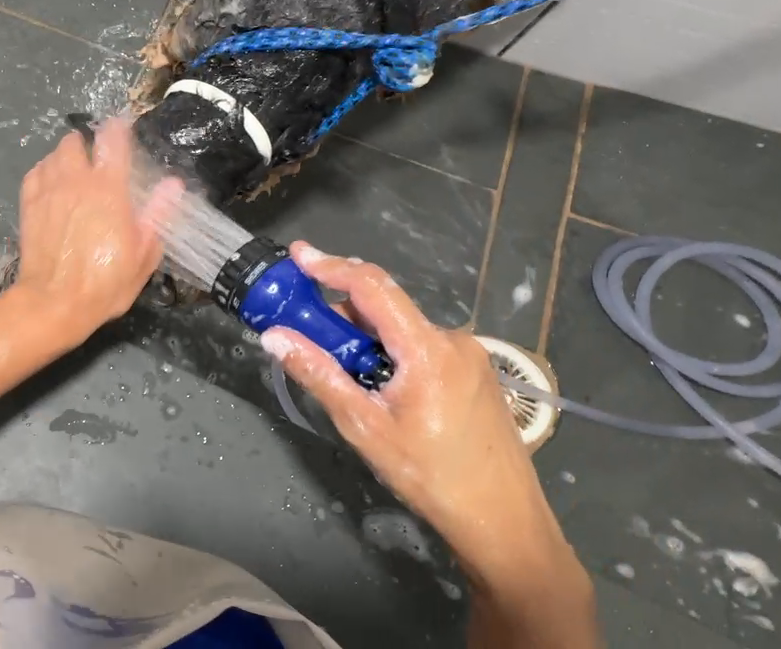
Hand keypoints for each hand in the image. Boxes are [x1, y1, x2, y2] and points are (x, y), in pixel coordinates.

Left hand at [5, 118, 181, 344]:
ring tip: (74, 171)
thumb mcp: (143, 254)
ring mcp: (47, 190)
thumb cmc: (105, 282)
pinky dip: (45, 172)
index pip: (112, 141)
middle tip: (96, 159)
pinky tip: (52, 185)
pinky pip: (35, 172)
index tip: (122, 126)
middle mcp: (75, 180)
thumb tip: (173, 185)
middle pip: (75, 141)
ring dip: (65, 157)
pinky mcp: (28, 203)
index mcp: (108, 189)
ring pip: (53, 154)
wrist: (54, 300)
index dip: (118, 128)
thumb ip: (157, 214)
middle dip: (86, 144)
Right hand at [261, 243, 584, 594]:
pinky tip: (379, 387)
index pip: (372, 287)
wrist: (506, 526)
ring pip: (400, 328)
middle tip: (305, 332)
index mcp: (428, 349)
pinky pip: (419, 345)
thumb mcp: (364, 427)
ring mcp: (470, 357)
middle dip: (339, 313)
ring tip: (345, 376)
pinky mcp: (476, 374)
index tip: (297, 254)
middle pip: (384, 307)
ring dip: (364, 338)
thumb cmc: (431, 476)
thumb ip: (319, 375)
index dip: (330, 265)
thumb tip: (274, 336)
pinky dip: (388, 351)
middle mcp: (453, 341)